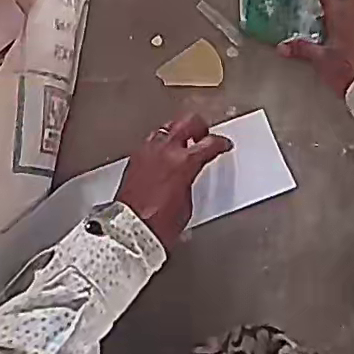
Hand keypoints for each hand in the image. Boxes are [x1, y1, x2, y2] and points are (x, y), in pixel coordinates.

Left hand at [115, 114, 231, 246]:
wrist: (130, 231)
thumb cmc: (158, 224)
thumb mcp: (187, 202)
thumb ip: (190, 178)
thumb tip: (189, 173)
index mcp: (185, 162)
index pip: (210, 143)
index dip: (221, 143)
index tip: (224, 144)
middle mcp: (166, 151)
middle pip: (188, 122)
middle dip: (200, 127)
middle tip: (205, 135)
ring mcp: (148, 151)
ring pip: (168, 127)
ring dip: (178, 132)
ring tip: (184, 142)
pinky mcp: (135, 158)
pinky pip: (152, 141)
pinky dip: (161, 143)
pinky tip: (164, 153)